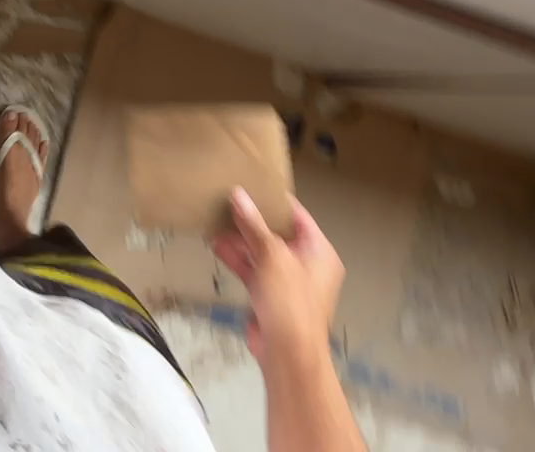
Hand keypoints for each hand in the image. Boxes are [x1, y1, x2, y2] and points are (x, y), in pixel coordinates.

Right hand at [212, 190, 343, 370]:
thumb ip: (253, 224)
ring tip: (215, 220)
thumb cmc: (290, 300)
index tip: (251, 183)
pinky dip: (237, 258)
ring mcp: (287, 280)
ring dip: (240, 239)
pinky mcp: (270, 294)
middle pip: (276, 232)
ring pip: (261, 251)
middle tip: (226, 200)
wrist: (287, 352)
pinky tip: (216, 245)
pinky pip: (253, 269)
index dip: (274, 199)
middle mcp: (306, 263)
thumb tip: (238, 194)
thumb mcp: (271, 255)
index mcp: (319, 251)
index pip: (296, 215)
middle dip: (251, 220)